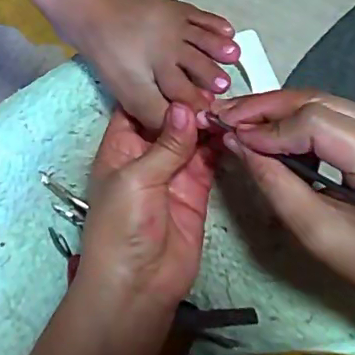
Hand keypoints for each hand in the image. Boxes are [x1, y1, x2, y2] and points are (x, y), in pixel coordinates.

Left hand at [44, 0, 239, 122]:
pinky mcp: (171, 6)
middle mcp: (172, 49)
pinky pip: (201, 17)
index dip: (195, 110)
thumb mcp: (120, 86)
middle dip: (211, 82)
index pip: (183, 97)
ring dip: (219, 52)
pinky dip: (216, 25)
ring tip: (234, 57)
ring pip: (204, 42)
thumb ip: (148, 108)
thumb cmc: (97, 46)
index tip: (209, 119)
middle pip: (198, 69)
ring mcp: (174, 24)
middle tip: (224, 89)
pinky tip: (228, 31)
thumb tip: (176, 123)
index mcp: (159, 72)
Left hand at [75, 103, 215, 314]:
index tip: (183, 70)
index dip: (157, 89)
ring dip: (207, 123)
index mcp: (119, 147)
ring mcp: (172, 172)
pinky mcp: (195, 190)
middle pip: (168, 120)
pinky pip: (208, 161)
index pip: (137, 107)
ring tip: (230, 102)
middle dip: (189, 104)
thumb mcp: (136, 179)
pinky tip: (234, 127)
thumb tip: (185, 107)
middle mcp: (145, 155)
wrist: (138, 285)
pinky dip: (220, 145)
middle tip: (216, 85)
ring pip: (192, 138)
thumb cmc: (121, 227)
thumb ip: (165, 144)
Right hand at [216, 90, 354, 332]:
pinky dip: (297, 119)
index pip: (320, 123)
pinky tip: (271, 130)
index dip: (270, 128)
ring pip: (326, 102)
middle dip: (266, 108)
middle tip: (223, 116)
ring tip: (239, 120)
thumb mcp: (321, 236)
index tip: (230, 136)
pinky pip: (335, 114)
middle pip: (322, 102)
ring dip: (278, 109)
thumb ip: (277, 186)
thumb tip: (237, 143)